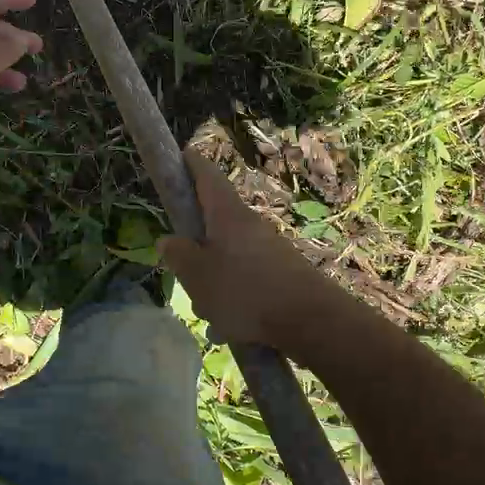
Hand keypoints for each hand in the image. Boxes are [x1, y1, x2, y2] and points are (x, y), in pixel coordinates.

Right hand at [160, 148, 336, 348]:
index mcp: (227, 214)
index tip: (179, 156)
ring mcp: (270, 248)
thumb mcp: (197, 276)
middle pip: (216, 221)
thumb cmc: (246, 291)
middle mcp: (250, 223)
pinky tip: (232, 328)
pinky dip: (235, 297)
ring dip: (216, 278)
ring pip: (230, 255)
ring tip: (210, 313)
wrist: (315, 323)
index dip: (190, 163)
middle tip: (183, 268)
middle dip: (197, 243)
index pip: (207, 175)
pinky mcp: (284, 274)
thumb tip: (169, 240)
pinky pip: (249, 278)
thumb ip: (178, 255)